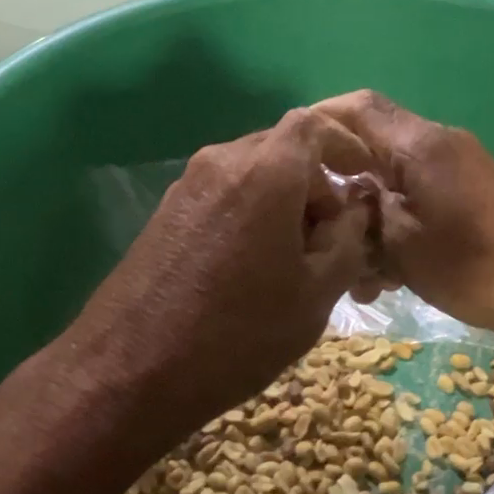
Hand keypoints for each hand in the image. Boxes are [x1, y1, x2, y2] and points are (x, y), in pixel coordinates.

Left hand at [52, 107, 377, 430]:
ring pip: (254, 170)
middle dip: (316, 182)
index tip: (363, 178)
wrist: (130, 369)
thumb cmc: (238, 331)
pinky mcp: (168, 207)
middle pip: (284, 147)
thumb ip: (348, 239)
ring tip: (295, 258)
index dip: (346, 144)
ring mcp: (191, 181)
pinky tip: (253, 264)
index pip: (315, 124)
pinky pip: (226, 190)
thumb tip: (353, 209)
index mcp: (267, 170)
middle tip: (333, 236)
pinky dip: (252, 209)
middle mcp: (226, 160)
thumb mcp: (316, 294)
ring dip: (284, 198)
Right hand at [313, 90, 493, 349]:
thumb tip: (343, 192)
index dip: (321, 117)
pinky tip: (387, 268)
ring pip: (396, 171)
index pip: (359, 107)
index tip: (289, 145)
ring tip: (353, 261)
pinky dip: (396, 217)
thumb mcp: (403, 244)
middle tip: (314, 209)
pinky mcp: (472, 189)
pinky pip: (420, 189)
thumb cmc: (474, 267)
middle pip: (375, 137)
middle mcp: (439, 141)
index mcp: (420, 144)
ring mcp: (460, 164)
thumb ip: (365, 208)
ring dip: (370, 205)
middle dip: (341, 171)